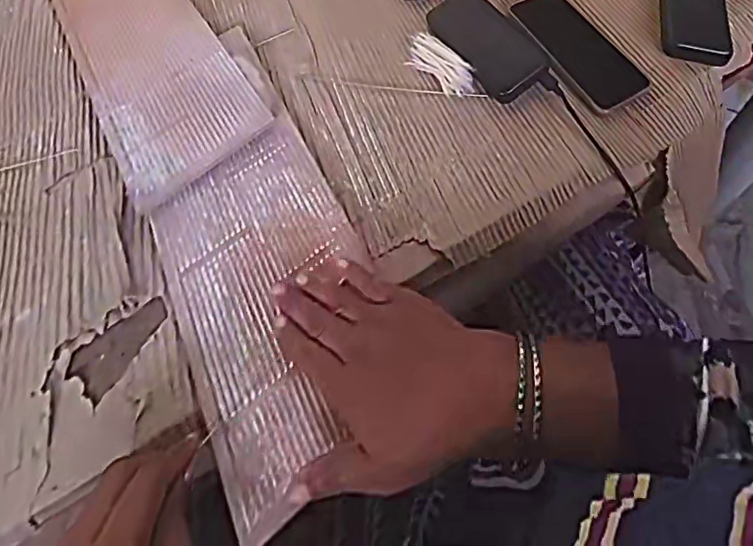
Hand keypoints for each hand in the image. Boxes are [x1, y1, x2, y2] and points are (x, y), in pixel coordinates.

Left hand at [58, 433, 196, 545]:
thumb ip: (176, 525)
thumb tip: (181, 482)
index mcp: (113, 541)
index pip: (148, 475)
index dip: (176, 454)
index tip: (192, 445)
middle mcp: (79, 537)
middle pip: (119, 474)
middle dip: (152, 460)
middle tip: (177, 458)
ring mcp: (62, 541)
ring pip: (99, 490)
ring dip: (129, 481)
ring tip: (154, 485)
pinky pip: (82, 511)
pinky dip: (108, 501)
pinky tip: (125, 509)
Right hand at [274, 259, 516, 500]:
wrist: (475, 385)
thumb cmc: (432, 428)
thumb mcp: (381, 469)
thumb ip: (335, 473)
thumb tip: (295, 488)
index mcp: (345, 383)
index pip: (308, 356)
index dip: (290, 339)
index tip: (277, 324)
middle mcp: (356, 345)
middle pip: (317, 320)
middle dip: (294, 304)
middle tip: (276, 290)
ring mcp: (380, 319)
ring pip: (339, 298)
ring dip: (317, 286)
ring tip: (299, 276)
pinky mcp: (404, 302)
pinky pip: (370, 282)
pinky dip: (352, 272)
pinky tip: (341, 264)